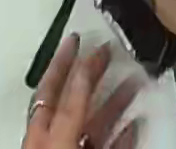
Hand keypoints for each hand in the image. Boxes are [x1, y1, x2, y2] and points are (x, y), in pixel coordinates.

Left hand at [22, 35, 142, 148]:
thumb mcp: (60, 135)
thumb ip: (72, 102)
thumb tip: (84, 68)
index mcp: (40, 130)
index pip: (52, 86)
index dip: (63, 59)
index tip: (76, 36)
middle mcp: (53, 139)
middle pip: (75, 98)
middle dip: (94, 72)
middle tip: (109, 49)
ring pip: (96, 120)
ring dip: (116, 99)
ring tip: (135, 80)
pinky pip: (108, 143)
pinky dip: (123, 132)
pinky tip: (135, 121)